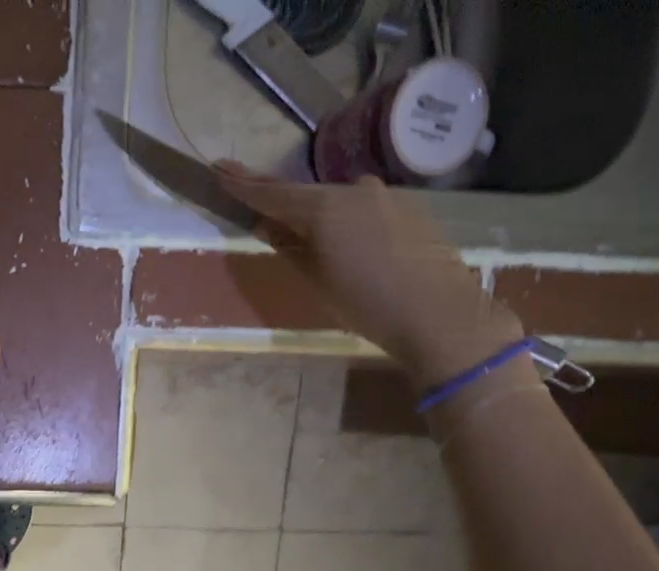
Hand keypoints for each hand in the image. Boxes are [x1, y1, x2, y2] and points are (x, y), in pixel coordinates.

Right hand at [217, 164, 522, 384]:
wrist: (439, 314)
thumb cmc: (366, 304)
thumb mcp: (316, 281)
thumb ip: (289, 247)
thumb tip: (269, 226)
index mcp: (325, 207)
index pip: (272, 193)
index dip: (243, 183)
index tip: (219, 169)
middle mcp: (355, 190)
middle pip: (308, 196)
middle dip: (285, 207)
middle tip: (264, 220)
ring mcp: (387, 195)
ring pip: (340, 203)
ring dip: (322, 220)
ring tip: (316, 251)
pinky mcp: (410, 208)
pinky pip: (366, 212)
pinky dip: (350, 226)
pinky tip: (355, 254)